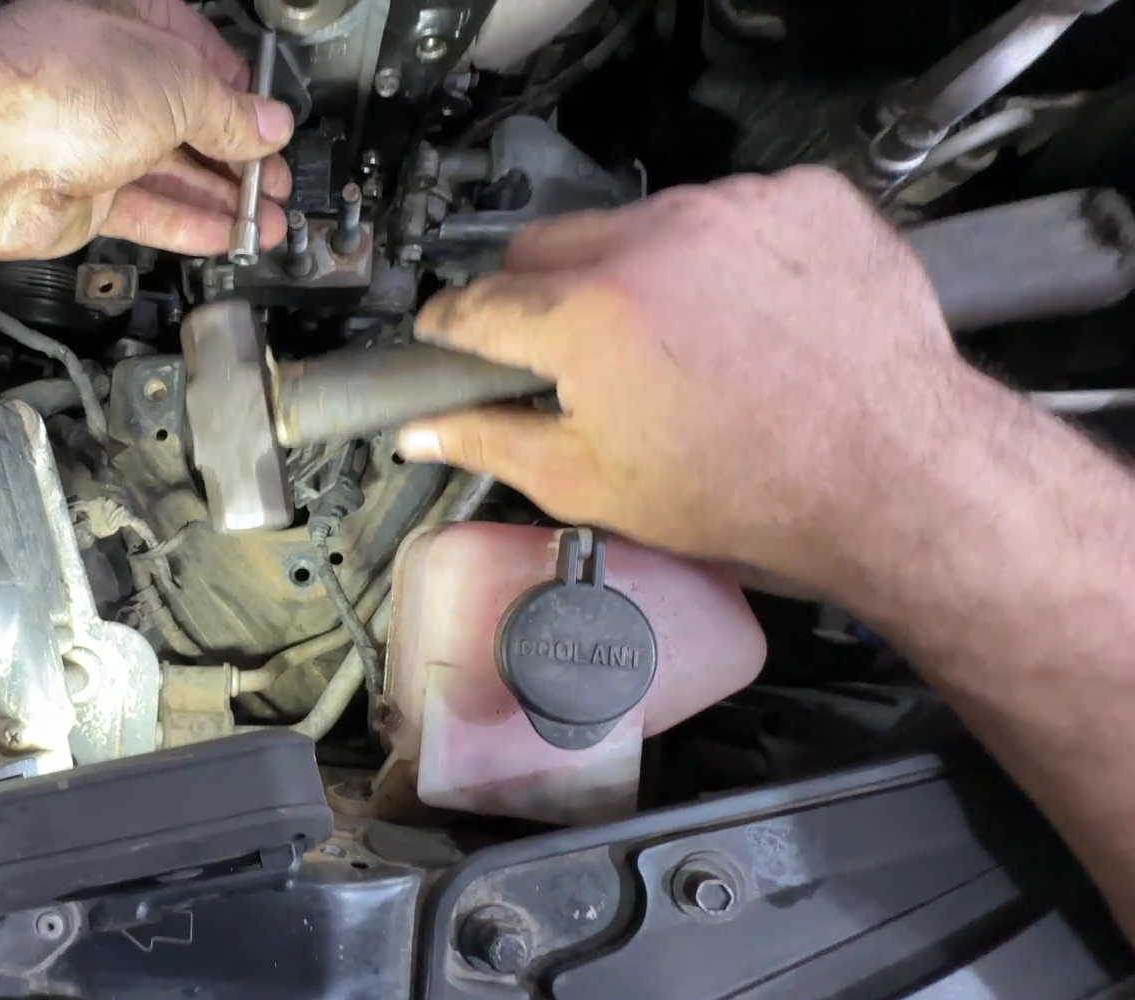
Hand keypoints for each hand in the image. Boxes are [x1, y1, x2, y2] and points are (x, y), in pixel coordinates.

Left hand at [0, 0, 294, 258]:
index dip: (243, 97)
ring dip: (223, 202)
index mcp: (128, 22)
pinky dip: (190, 227)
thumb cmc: (57, 87)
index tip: (274, 129)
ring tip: (265, 223)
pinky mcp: (87, 198)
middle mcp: (110, 80)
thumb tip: (268, 126)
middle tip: (274, 186)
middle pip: (190, 123)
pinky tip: (226, 238)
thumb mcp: (173, 83)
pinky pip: (149, 213)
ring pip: (172, 175)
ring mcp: (96, 142)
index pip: (201, 57)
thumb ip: (226, 112)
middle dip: (239, 159)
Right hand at [396, 167, 981, 593]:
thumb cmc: (735, 490)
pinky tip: (712, 310)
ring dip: (608, 273)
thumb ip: (484, 440)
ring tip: (645, 337)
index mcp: (589, 317)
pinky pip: (705, 210)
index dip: (447, 324)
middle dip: (524, 295)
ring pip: (619, 224)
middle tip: (550, 349)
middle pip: (538, 248)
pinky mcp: (796, 199)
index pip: (477, 303)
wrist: (892, 476)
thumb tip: (418, 433)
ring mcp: (731, 210)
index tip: (442, 332)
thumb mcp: (581, 479)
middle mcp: (654, 241)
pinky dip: (690, 254)